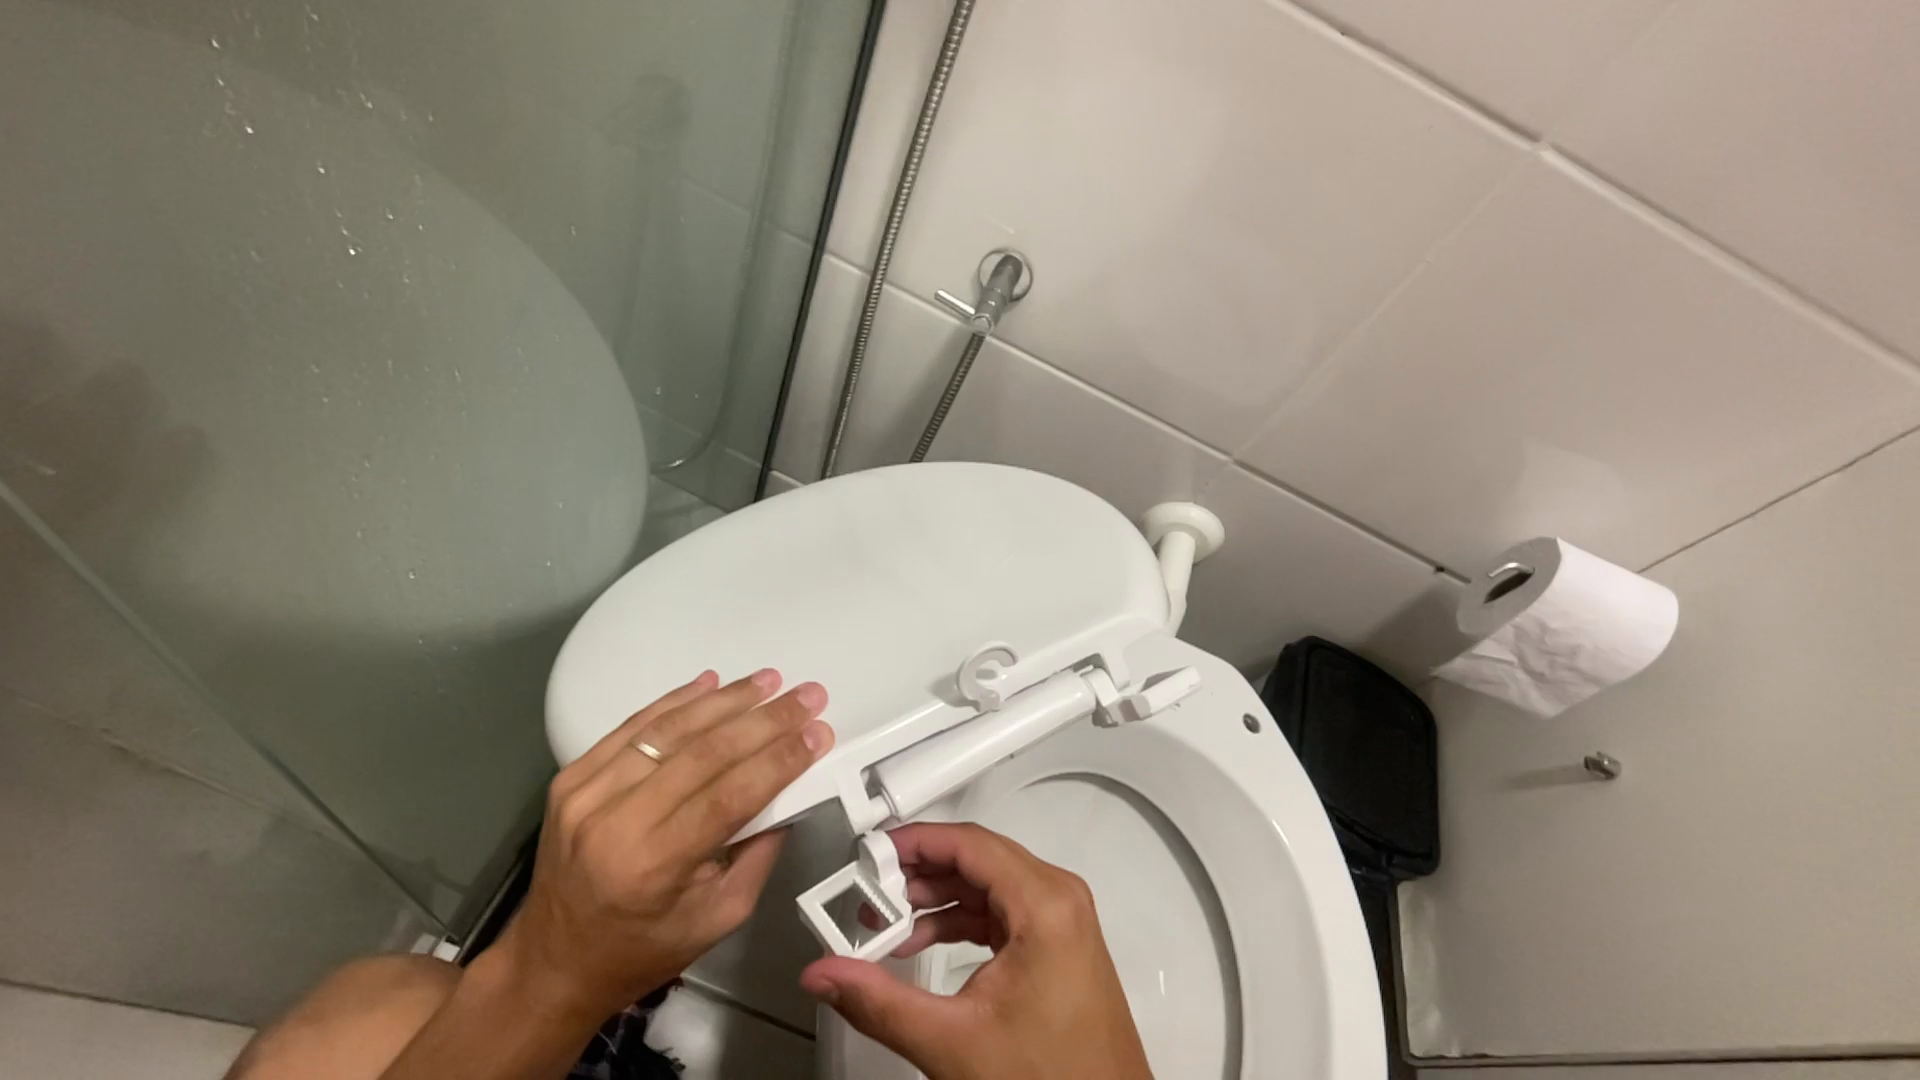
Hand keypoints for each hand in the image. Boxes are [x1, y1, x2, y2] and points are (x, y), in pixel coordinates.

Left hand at [495, 668, 835, 1021]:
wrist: (550, 965)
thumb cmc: (643, 951)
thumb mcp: (719, 917)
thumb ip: (759, 852)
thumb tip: (791, 790)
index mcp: (653, 867)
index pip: (729, 795)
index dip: (780, 759)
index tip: (819, 732)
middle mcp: (614, 822)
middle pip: (703, 754)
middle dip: (765, 720)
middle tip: (808, 696)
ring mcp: (585, 794)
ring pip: (669, 730)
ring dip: (726, 700)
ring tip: (769, 681)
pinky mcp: (571, 779)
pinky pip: (632, 728)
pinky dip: (675, 701)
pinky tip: (711, 682)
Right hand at [800, 823, 1152, 1079]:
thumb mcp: (953, 1042)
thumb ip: (879, 1002)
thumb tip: (830, 973)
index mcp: (1045, 906)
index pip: (968, 843)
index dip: (914, 842)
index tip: (874, 853)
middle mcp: (1059, 900)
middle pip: (975, 856)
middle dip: (917, 870)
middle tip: (869, 886)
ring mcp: (1060, 919)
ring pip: (986, 880)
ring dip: (936, 893)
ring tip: (886, 916)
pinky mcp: (1054, 941)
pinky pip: (999, 907)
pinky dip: (959, 916)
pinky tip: (922, 937)